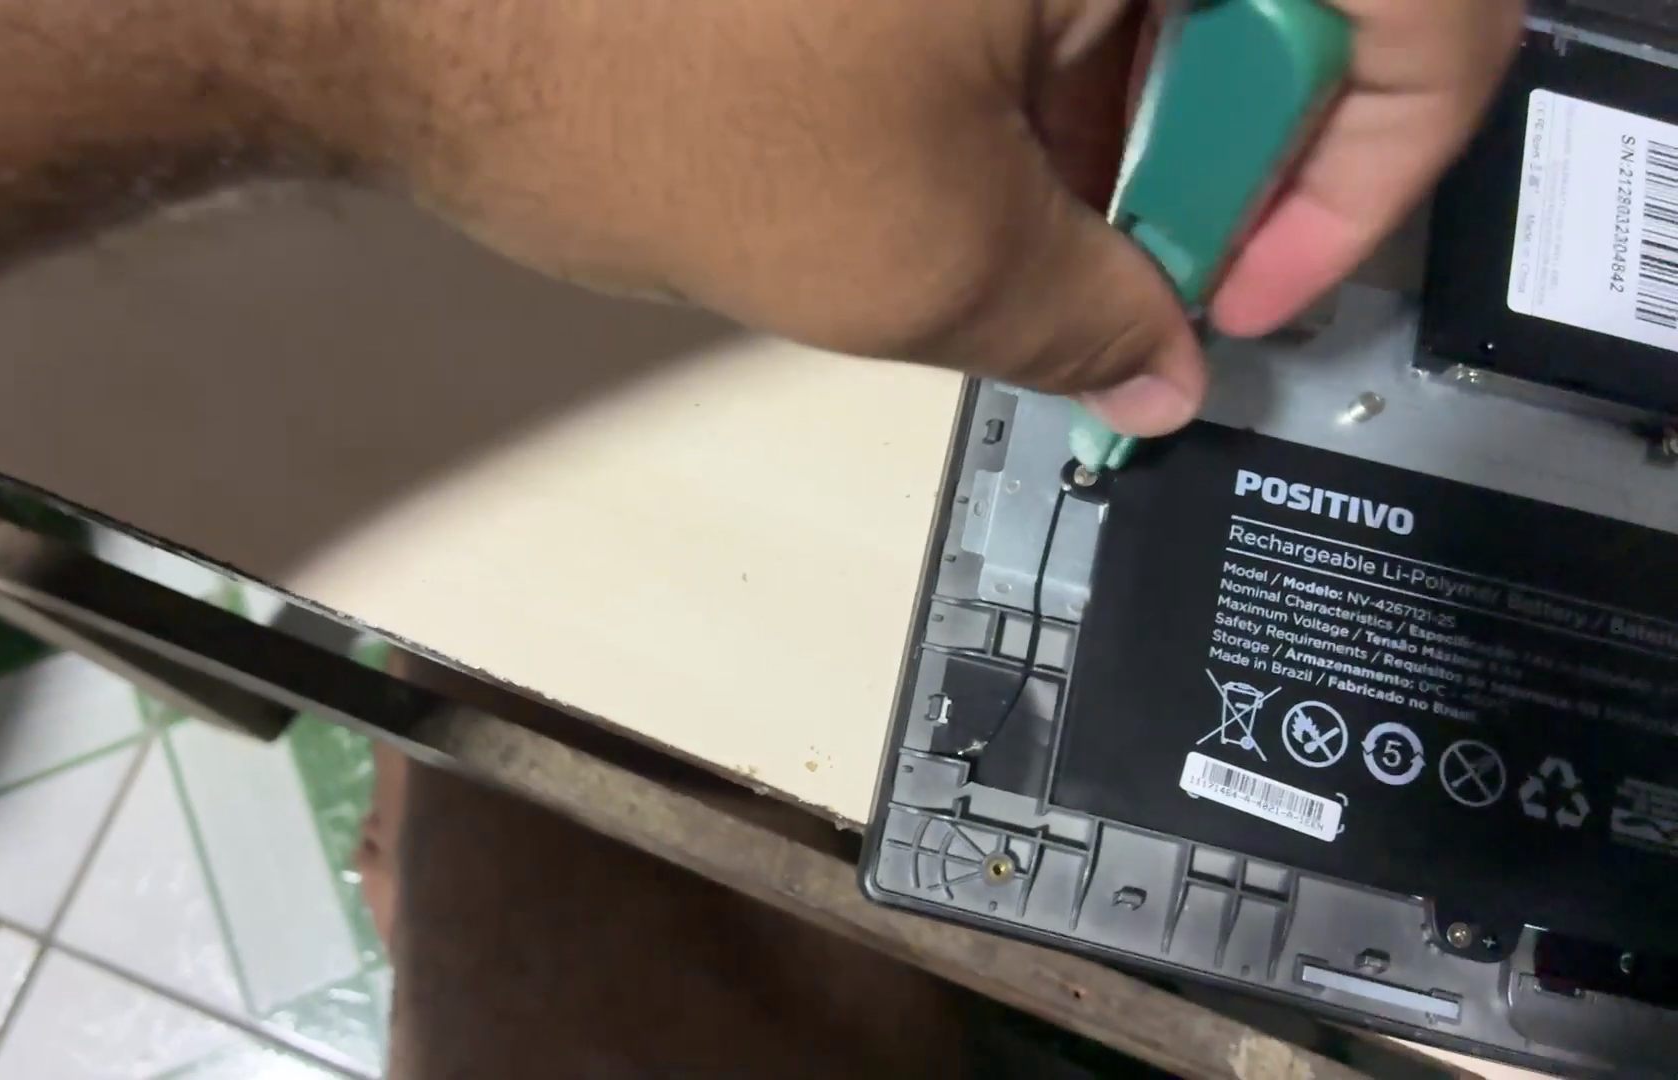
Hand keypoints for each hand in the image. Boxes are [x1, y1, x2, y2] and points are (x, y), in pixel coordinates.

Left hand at [384, 0, 1521, 434]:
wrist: (419, 13)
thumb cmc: (666, 111)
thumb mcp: (912, 253)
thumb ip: (1076, 321)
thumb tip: (1163, 382)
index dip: (1366, 167)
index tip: (1243, 296)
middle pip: (1257, 1)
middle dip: (1203, 172)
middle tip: (1122, 302)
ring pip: (1127, 7)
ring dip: (1099, 150)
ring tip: (1021, 262)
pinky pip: (1026, 5)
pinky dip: (1024, 103)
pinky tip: (965, 181)